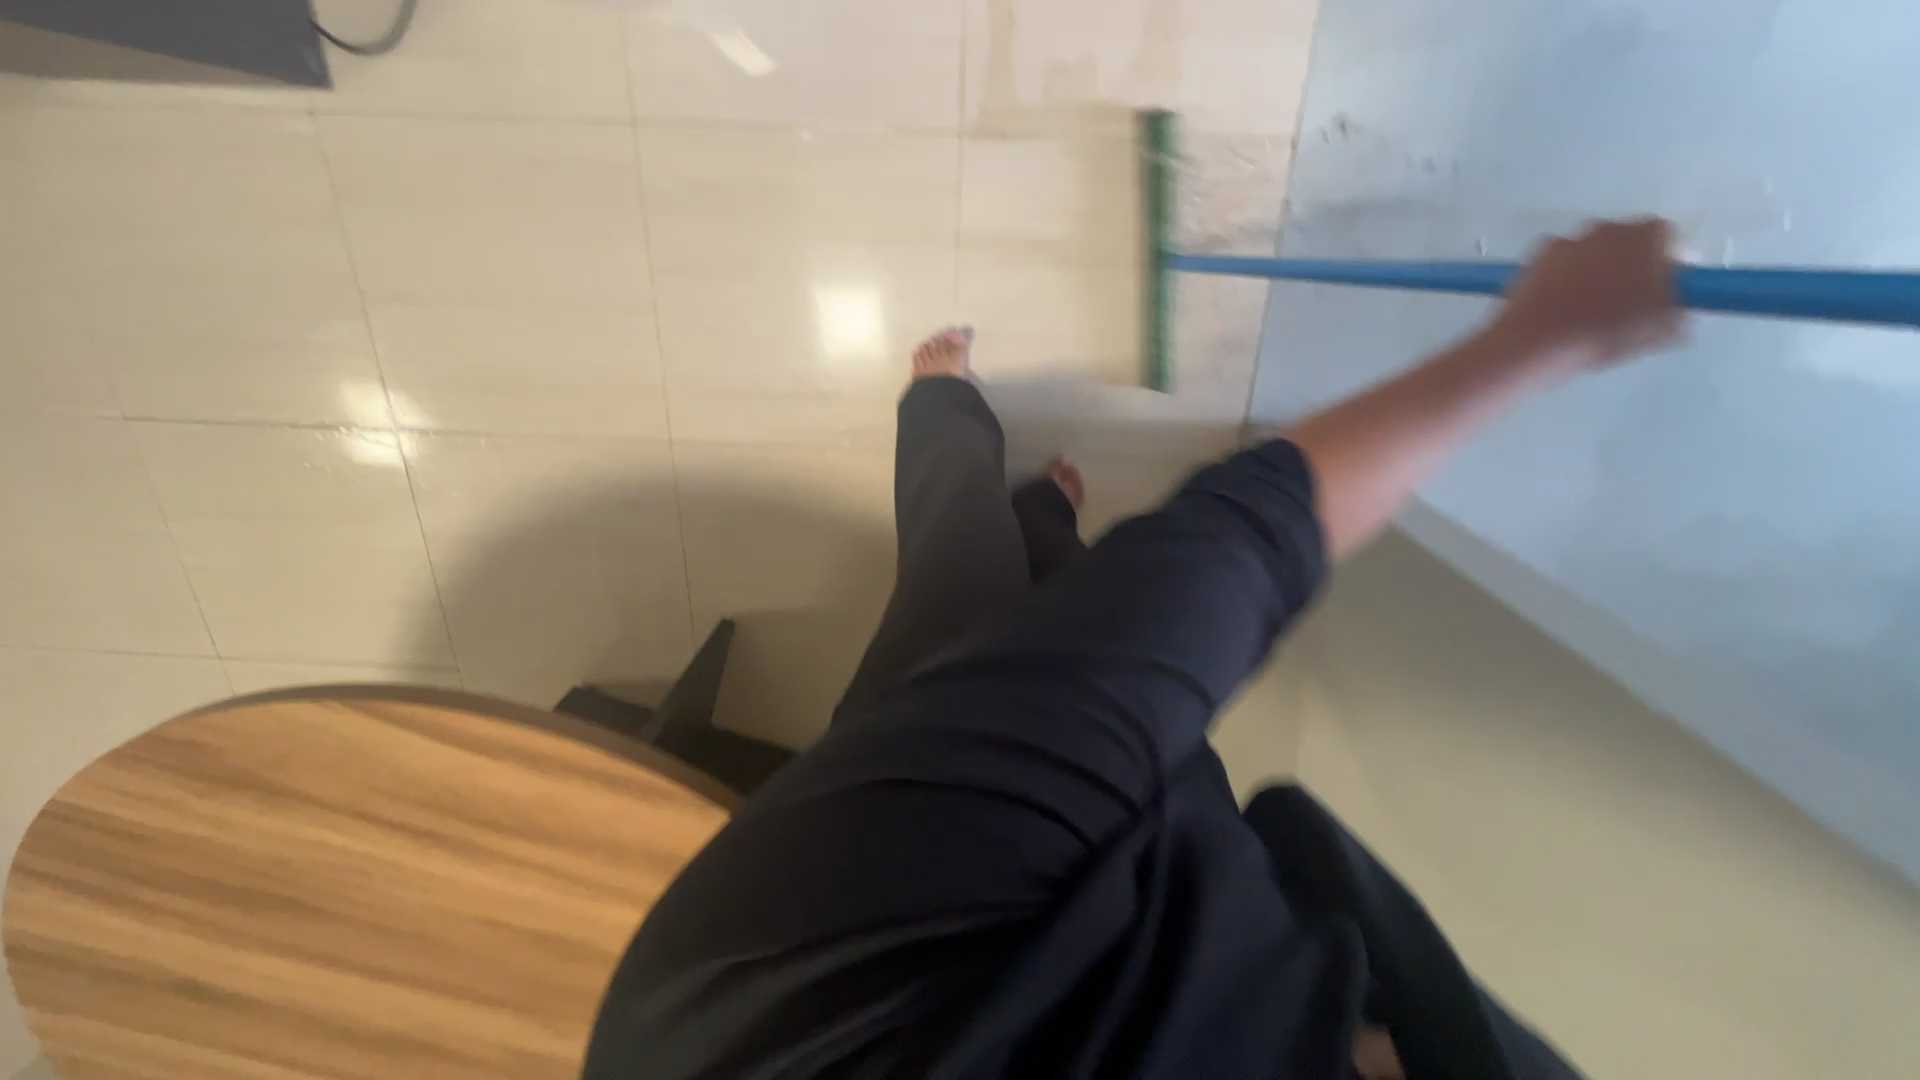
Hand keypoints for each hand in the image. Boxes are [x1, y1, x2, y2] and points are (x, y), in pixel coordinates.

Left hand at [1486, 218, 1686, 370]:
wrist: (1534, 343)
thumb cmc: (1608, 331)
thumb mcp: (1667, 326)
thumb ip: (1682, 306)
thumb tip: (1677, 306)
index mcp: (1651, 234)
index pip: (1674, 243)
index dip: (1672, 269)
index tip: (1665, 292)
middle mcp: (1609, 227)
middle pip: (1630, 244)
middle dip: (1633, 267)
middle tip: (1626, 302)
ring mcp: (1567, 240)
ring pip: (1592, 253)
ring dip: (1595, 271)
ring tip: (1587, 307)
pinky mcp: (1532, 258)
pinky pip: (1558, 265)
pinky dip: (1561, 278)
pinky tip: (1558, 304)